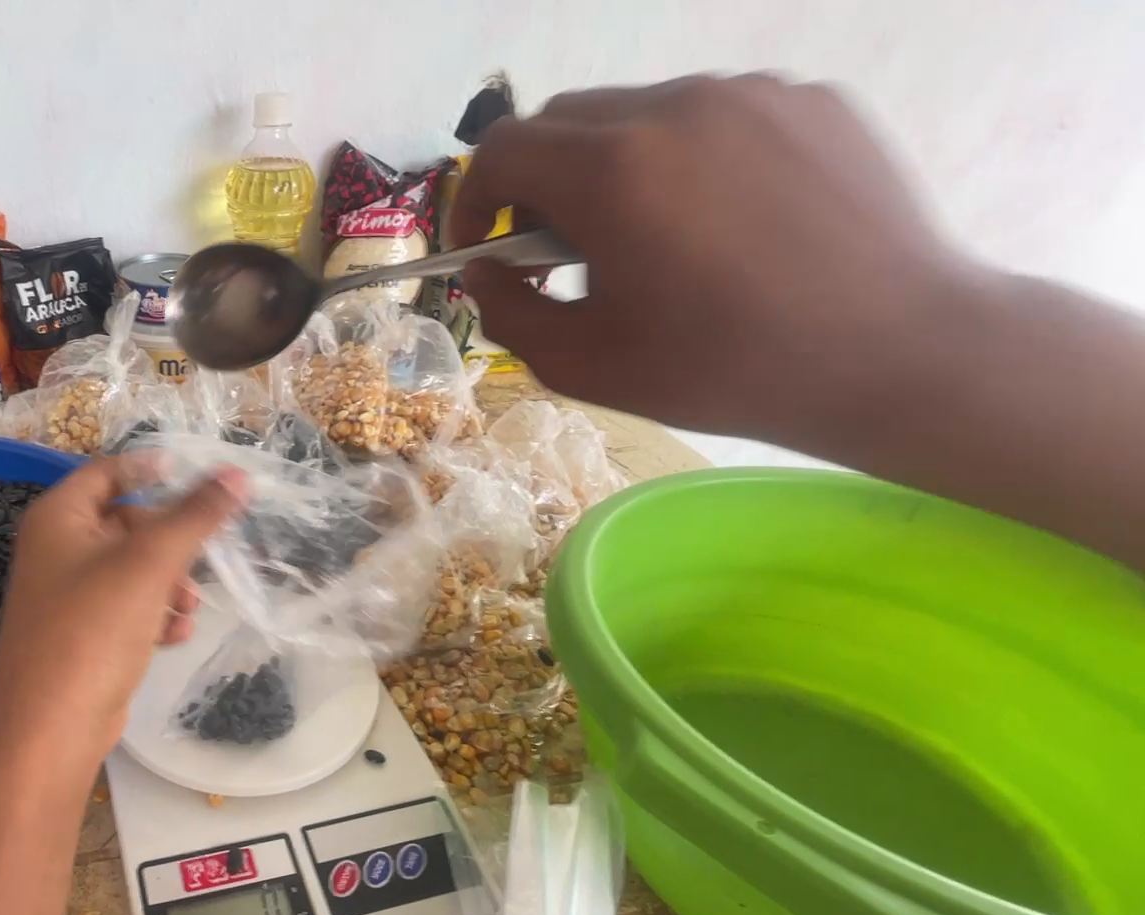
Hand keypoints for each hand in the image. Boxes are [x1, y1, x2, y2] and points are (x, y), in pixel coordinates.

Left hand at [0, 457, 247, 769]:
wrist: (51, 730)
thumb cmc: (93, 630)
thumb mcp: (149, 564)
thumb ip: (195, 516)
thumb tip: (238, 474)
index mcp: (57, 518)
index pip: (108, 471)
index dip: (150, 468)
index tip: (197, 476)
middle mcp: (55, 550)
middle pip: (126, 523)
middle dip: (169, 542)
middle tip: (203, 556)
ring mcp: (66, 596)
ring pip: (132, 570)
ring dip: (169, 584)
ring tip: (190, 608)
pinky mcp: (81, 635)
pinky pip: (126, 608)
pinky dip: (154, 615)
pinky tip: (175, 636)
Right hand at [453, 73, 978, 441]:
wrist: (892, 353)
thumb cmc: (717, 368)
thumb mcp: (580, 362)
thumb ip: (506, 309)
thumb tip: (482, 270)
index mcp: (612, 171)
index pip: (501, 150)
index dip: (472, 200)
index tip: (484, 250)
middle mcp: (677, 107)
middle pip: (562, 122)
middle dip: (534, 186)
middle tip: (553, 254)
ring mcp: (752, 94)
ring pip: (636, 114)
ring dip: (607, 172)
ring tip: (641, 242)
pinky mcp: (810, 100)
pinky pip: (712, 117)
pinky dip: (681, 161)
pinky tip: (713, 225)